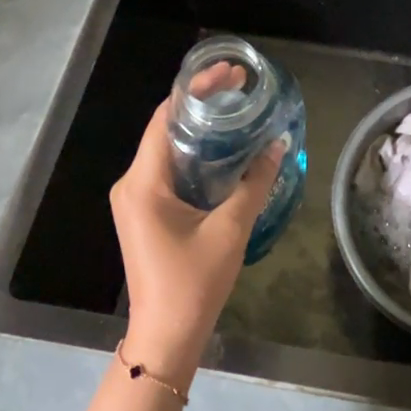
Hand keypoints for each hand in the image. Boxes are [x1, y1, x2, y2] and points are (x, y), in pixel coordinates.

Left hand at [109, 63, 281, 384]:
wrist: (166, 336)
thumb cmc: (194, 282)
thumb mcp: (230, 229)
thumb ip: (254, 183)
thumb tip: (277, 145)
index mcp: (144, 181)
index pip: (165, 117)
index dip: (197, 90)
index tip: (229, 74)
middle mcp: (132, 183)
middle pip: (165, 128)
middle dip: (202, 105)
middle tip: (241, 89)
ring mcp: (136, 199)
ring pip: (167, 149)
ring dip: (199, 130)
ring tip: (237, 112)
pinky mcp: (145, 213)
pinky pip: (168, 170)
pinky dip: (194, 154)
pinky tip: (224, 151)